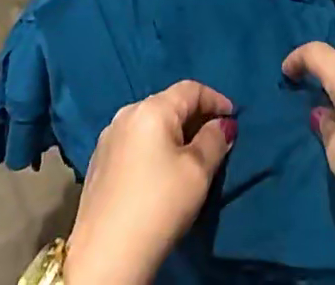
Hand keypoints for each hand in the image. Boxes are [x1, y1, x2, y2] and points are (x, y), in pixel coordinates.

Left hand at [65, 81, 234, 284]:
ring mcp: (109, 134)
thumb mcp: (197, 173)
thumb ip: (213, 142)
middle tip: (217, 135)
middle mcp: (126, 112)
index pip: (188, 88)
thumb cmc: (160, 203)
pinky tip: (161, 166)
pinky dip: (155, 143)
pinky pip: (135, 138)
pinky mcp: (101, 156)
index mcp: (150, 109)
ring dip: (174, 130)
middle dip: (194, 114)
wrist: (108, 245)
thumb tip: (222, 123)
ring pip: (150, 121)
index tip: (234, 115)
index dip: (215, 98)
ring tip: (193, 151)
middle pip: (167, 102)